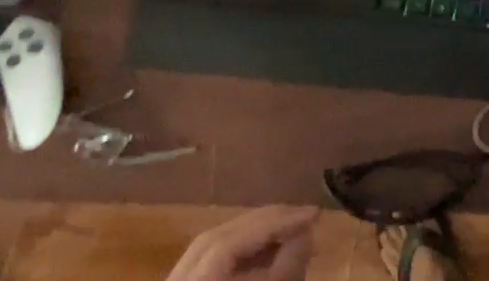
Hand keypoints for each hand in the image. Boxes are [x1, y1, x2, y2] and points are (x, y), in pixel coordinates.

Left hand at [166, 206, 319, 280]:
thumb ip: (288, 264)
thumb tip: (305, 228)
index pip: (227, 243)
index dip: (272, 224)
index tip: (314, 214)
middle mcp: (173, 279)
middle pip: (215, 238)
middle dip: (263, 222)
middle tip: (303, 215)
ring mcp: (176, 280)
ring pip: (212, 247)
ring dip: (255, 234)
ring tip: (292, 230)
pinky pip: (210, 263)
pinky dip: (243, 253)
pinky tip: (270, 251)